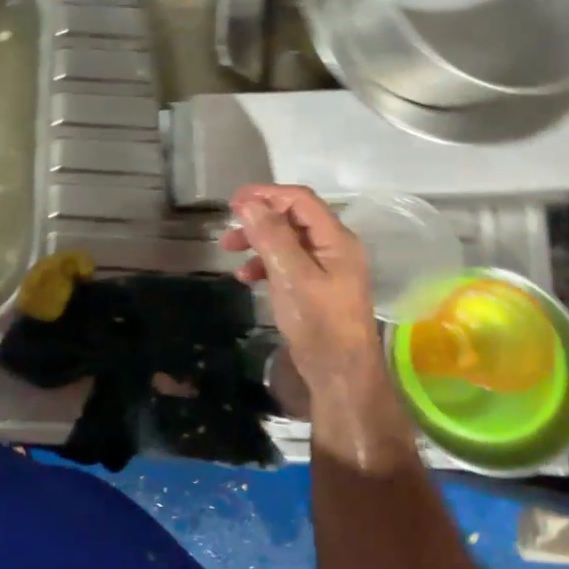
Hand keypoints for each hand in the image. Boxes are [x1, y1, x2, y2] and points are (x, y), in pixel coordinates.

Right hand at [219, 185, 417, 470]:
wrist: (340, 374)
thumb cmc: (319, 322)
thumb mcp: (291, 276)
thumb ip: (271, 236)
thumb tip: (249, 204)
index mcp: (336, 240)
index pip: (300, 200)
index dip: (267, 195)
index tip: (233, 202)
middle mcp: (334, 249)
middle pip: (293, 219)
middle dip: (259, 220)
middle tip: (228, 230)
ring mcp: (326, 270)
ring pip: (287, 242)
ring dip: (258, 242)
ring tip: (231, 253)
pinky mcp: (316, 290)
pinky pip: (288, 265)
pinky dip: (265, 265)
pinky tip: (248, 278)